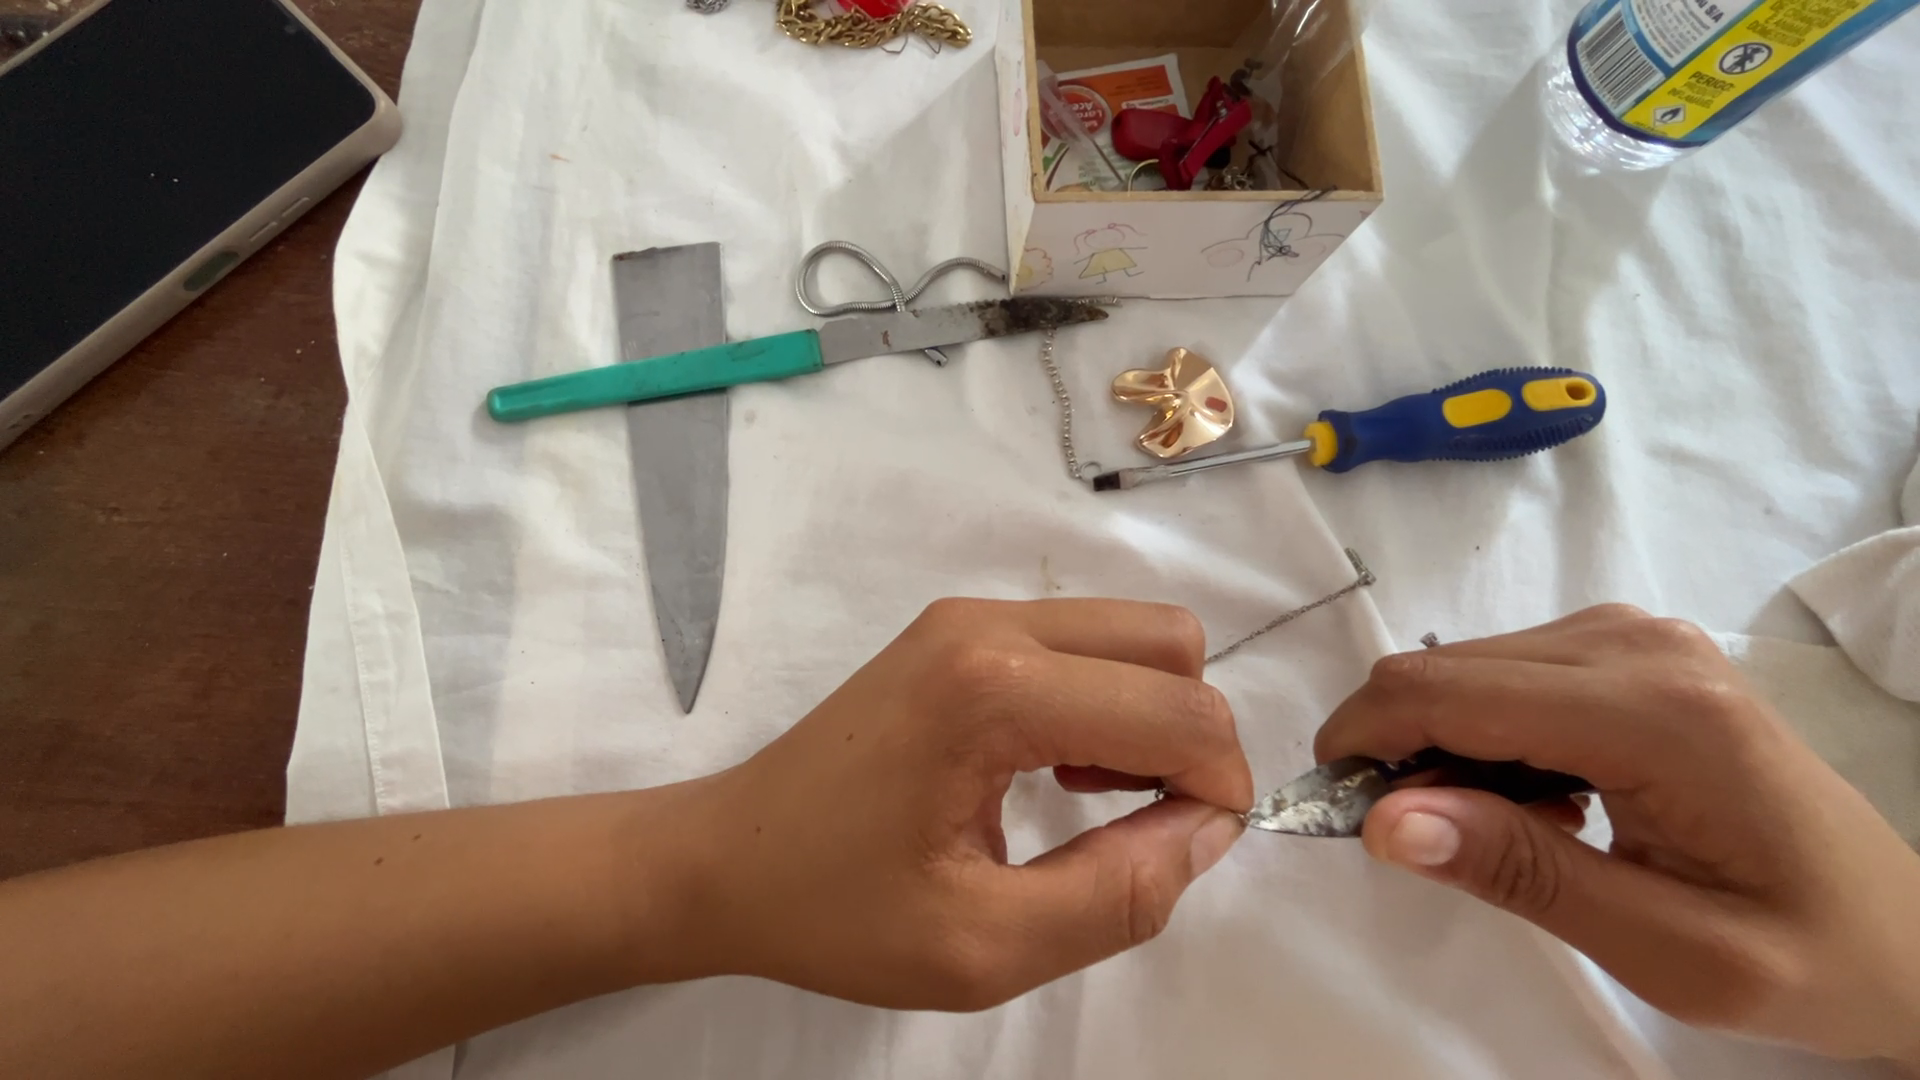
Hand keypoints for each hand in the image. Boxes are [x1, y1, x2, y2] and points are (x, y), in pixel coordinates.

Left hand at [679, 598, 1251, 1010]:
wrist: (728, 854)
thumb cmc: (838, 910)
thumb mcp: (985, 946)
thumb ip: (1119, 895)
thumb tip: (1208, 829)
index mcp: (994, 690)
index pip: (1179, 713)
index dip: (1216, 789)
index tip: (1183, 852)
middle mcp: (990, 624)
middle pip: (1168, 644)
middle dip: (1187, 737)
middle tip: (1137, 819)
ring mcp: (969, 614)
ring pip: (1129, 633)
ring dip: (1144, 713)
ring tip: (1087, 794)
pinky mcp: (956, 627)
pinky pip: (1078, 640)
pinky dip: (1100, 696)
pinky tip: (1054, 762)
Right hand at [1315, 605, 1919, 1067]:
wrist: (1916, 931)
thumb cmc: (1808, 955)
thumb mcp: (1672, 954)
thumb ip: (1521, 876)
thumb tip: (1381, 821)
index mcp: (1652, 710)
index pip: (1440, 692)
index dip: (1363, 741)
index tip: (1343, 808)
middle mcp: (1631, 640)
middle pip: (1436, 672)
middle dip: (1396, 748)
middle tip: (1424, 832)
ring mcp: (1627, 630)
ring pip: (1453, 667)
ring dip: (1437, 742)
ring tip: (1497, 819)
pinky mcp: (1619, 638)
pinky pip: (1491, 668)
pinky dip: (1475, 727)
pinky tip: (1532, 784)